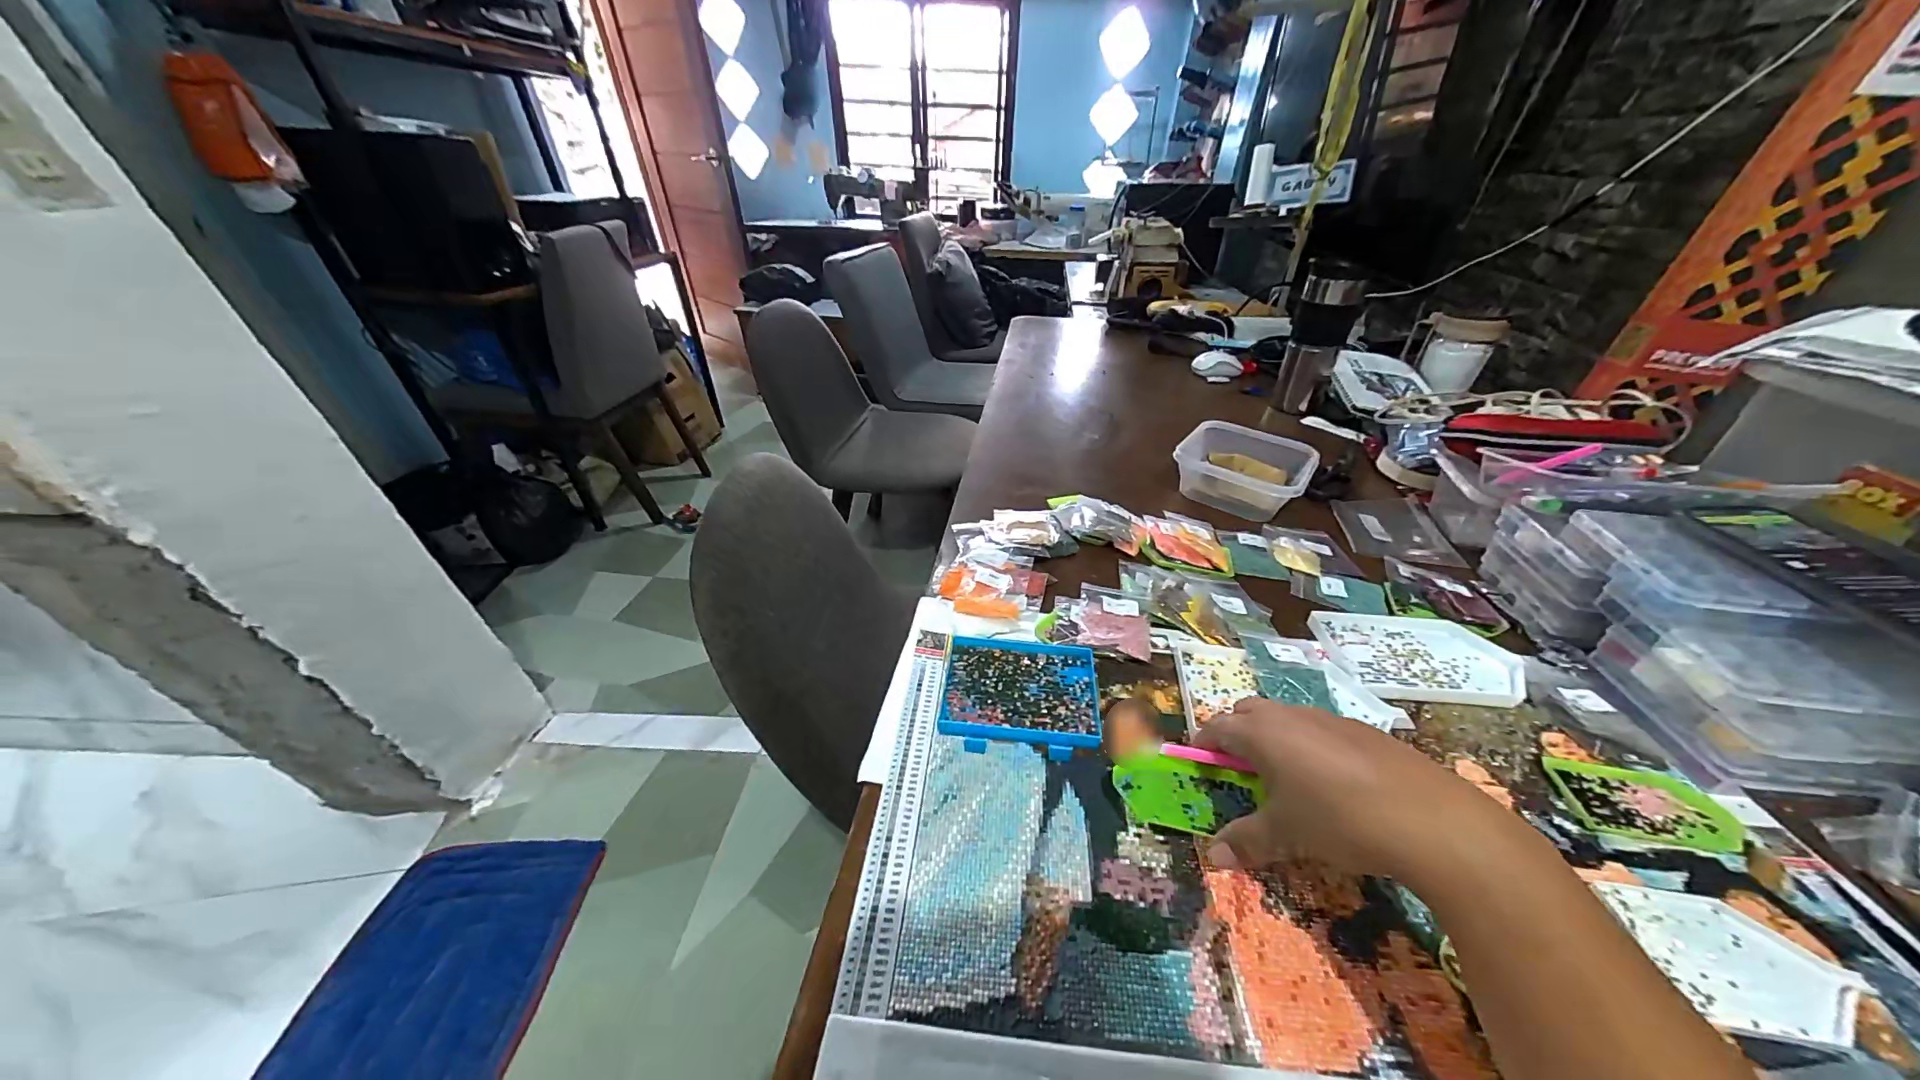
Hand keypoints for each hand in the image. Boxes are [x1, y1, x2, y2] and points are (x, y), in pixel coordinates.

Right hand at [1193, 699, 1522, 883]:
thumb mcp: (1286, 836)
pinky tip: (1333, 785)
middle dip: (1236, 733)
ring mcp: (1332, 720)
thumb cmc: (1340, 820)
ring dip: (1275, 738)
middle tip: (1238, 769)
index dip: (1202, 744)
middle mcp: (1292, 716)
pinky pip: (1322, 730)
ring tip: (1285, 779)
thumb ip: (1246, 842)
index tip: (1198, 764)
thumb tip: (1212, 858)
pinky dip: (1311, 746)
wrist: (1435, 822)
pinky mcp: (1367, 733)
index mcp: (1262, 733)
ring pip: (1287, 718)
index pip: (1216, 727)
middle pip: (1248, 711)